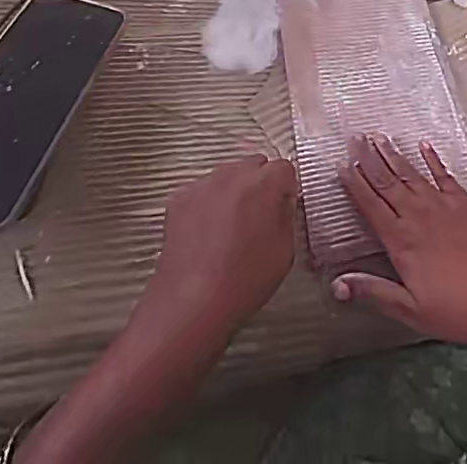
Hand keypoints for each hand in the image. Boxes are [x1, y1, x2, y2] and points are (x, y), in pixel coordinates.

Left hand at [146, 155, 298, 332]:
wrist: (192, 302)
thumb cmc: (242, 281)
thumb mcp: (284, 251)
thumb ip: (286, 216)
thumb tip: (282, 202)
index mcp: (262, 185)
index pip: (283, 167)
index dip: (286, 186)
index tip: (284, 202)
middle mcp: (231, 176)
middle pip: (254, 165)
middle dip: (260, 183)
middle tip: (260, 214)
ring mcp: (202, 185)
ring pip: (226, 176)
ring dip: (233, 192)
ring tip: (232, 227)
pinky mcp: (179, 199)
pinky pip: (202, 190)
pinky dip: (208, 203)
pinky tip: (209, 233)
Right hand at [334, 135, 466, 355]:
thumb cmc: (460, 308)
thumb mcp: (411, 309)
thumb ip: (374, 292)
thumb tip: (337, 285)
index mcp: (401, 240)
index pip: (370, 205)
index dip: (354, 184)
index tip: (342, 166)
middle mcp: (418, 215)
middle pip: (387, 181)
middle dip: (368, 159)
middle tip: (355, 139)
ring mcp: (442, 205)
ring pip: (410, 173)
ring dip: (393, 154)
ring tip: (378, 138)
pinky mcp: (464, 203)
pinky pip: (443, 174)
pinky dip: (432, 159)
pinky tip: (423, 146)